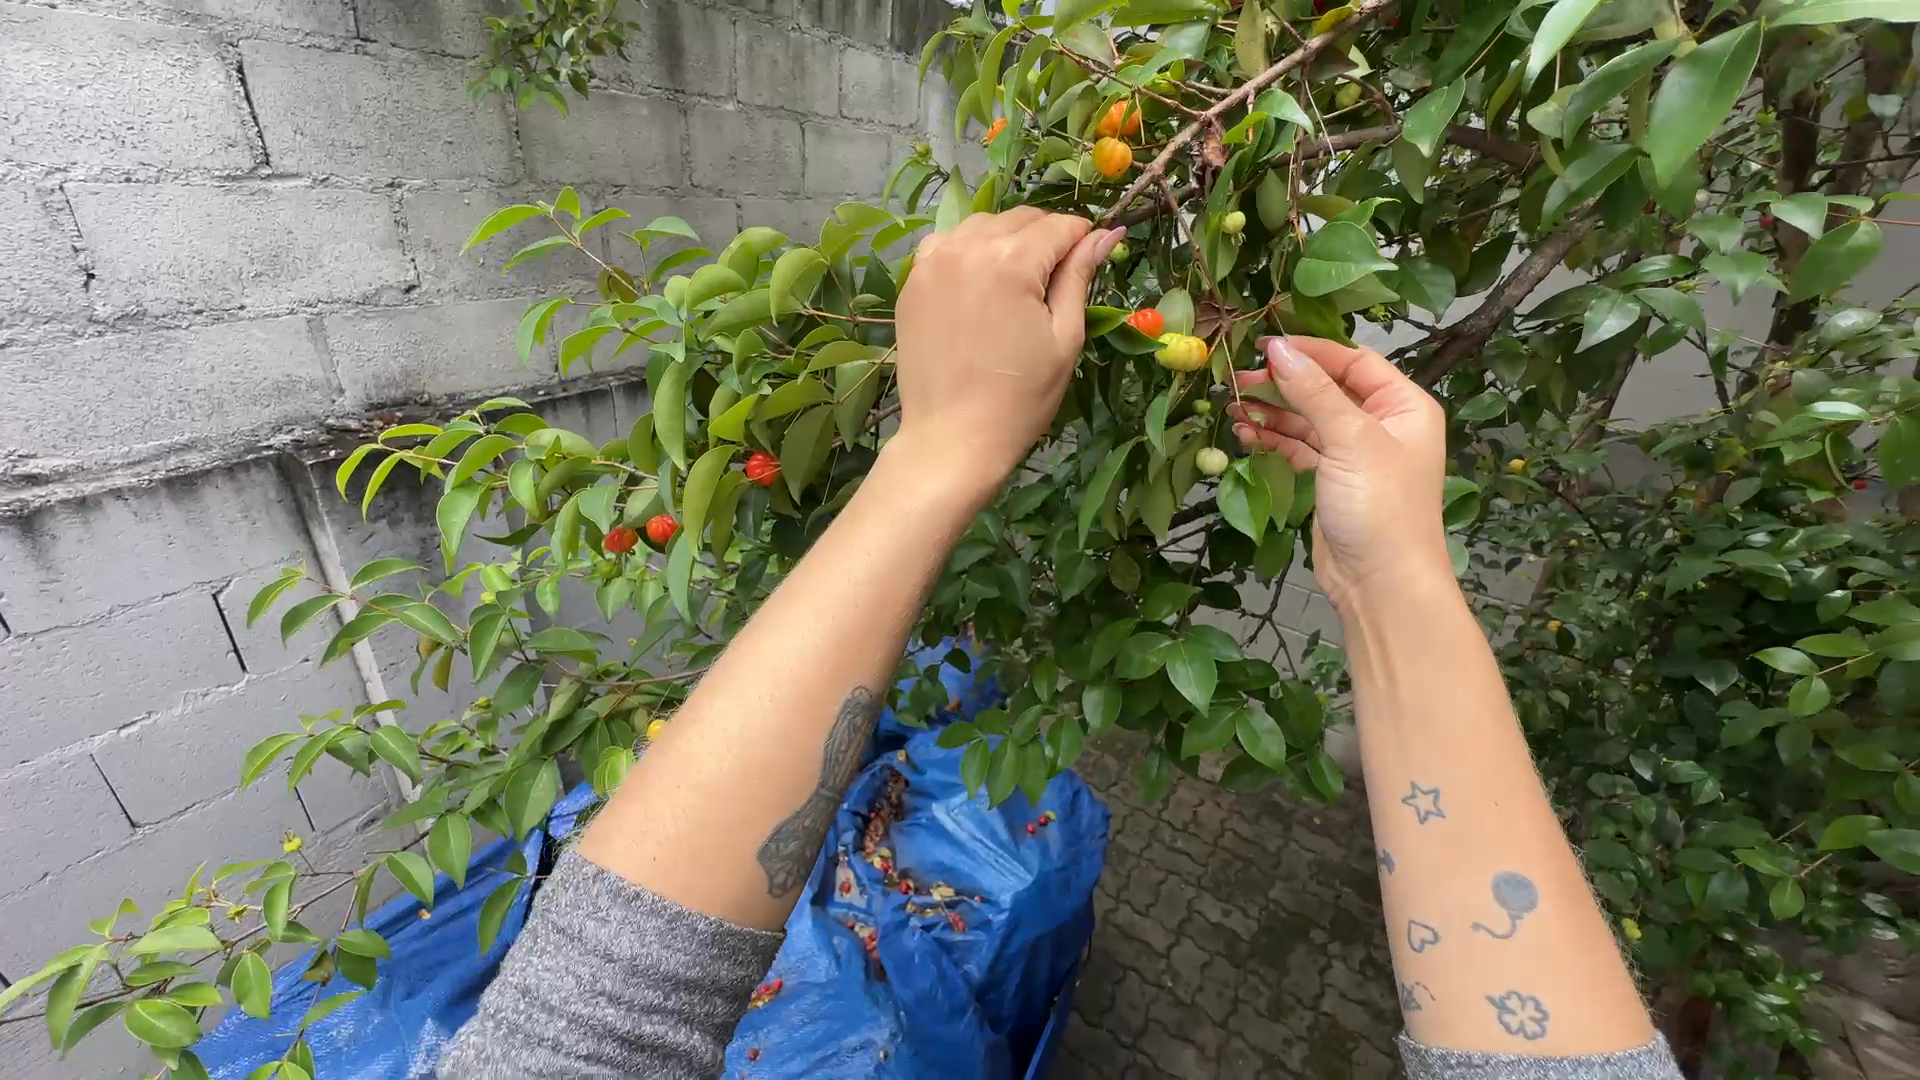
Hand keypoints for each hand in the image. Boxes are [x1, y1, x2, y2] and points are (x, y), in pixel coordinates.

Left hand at [890, 209, 1122, 495]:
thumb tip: (1107, 234)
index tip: (1089, 259)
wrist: (951, 439)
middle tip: (1052, 283)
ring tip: (1014, 285)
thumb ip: (1080, 278)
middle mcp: (967, 248)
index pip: (1059, 226)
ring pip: (981, 226)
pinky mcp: (912, 283)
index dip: (1081, 239)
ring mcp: (932, 263)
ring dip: (1005, 242)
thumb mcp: (1064, 339)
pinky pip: (946, 246)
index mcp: (1011, 262)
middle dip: (1044, 239)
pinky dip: (967, 253)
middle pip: (1019, 220)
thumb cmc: (1019, 399)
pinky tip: (977, 286)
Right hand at [1228, 336, 1449, 609]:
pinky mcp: (1330, 478)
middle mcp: (1380, 423)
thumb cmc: (1378, 505)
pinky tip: (1246, 433)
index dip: (1309, 351)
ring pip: (1307, 419)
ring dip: (1271, 412)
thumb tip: (1278, 349)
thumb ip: (1313, 392)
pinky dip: (1273, 439)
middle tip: (1238, 381)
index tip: (1263, 347)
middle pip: (1325, 389)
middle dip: (1283, 384)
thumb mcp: (1349, 440)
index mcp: (1402, 405)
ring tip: (1233, 408)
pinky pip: (1298, 447)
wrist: (1380, 581)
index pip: (1352, 361)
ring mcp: (1353, 453)